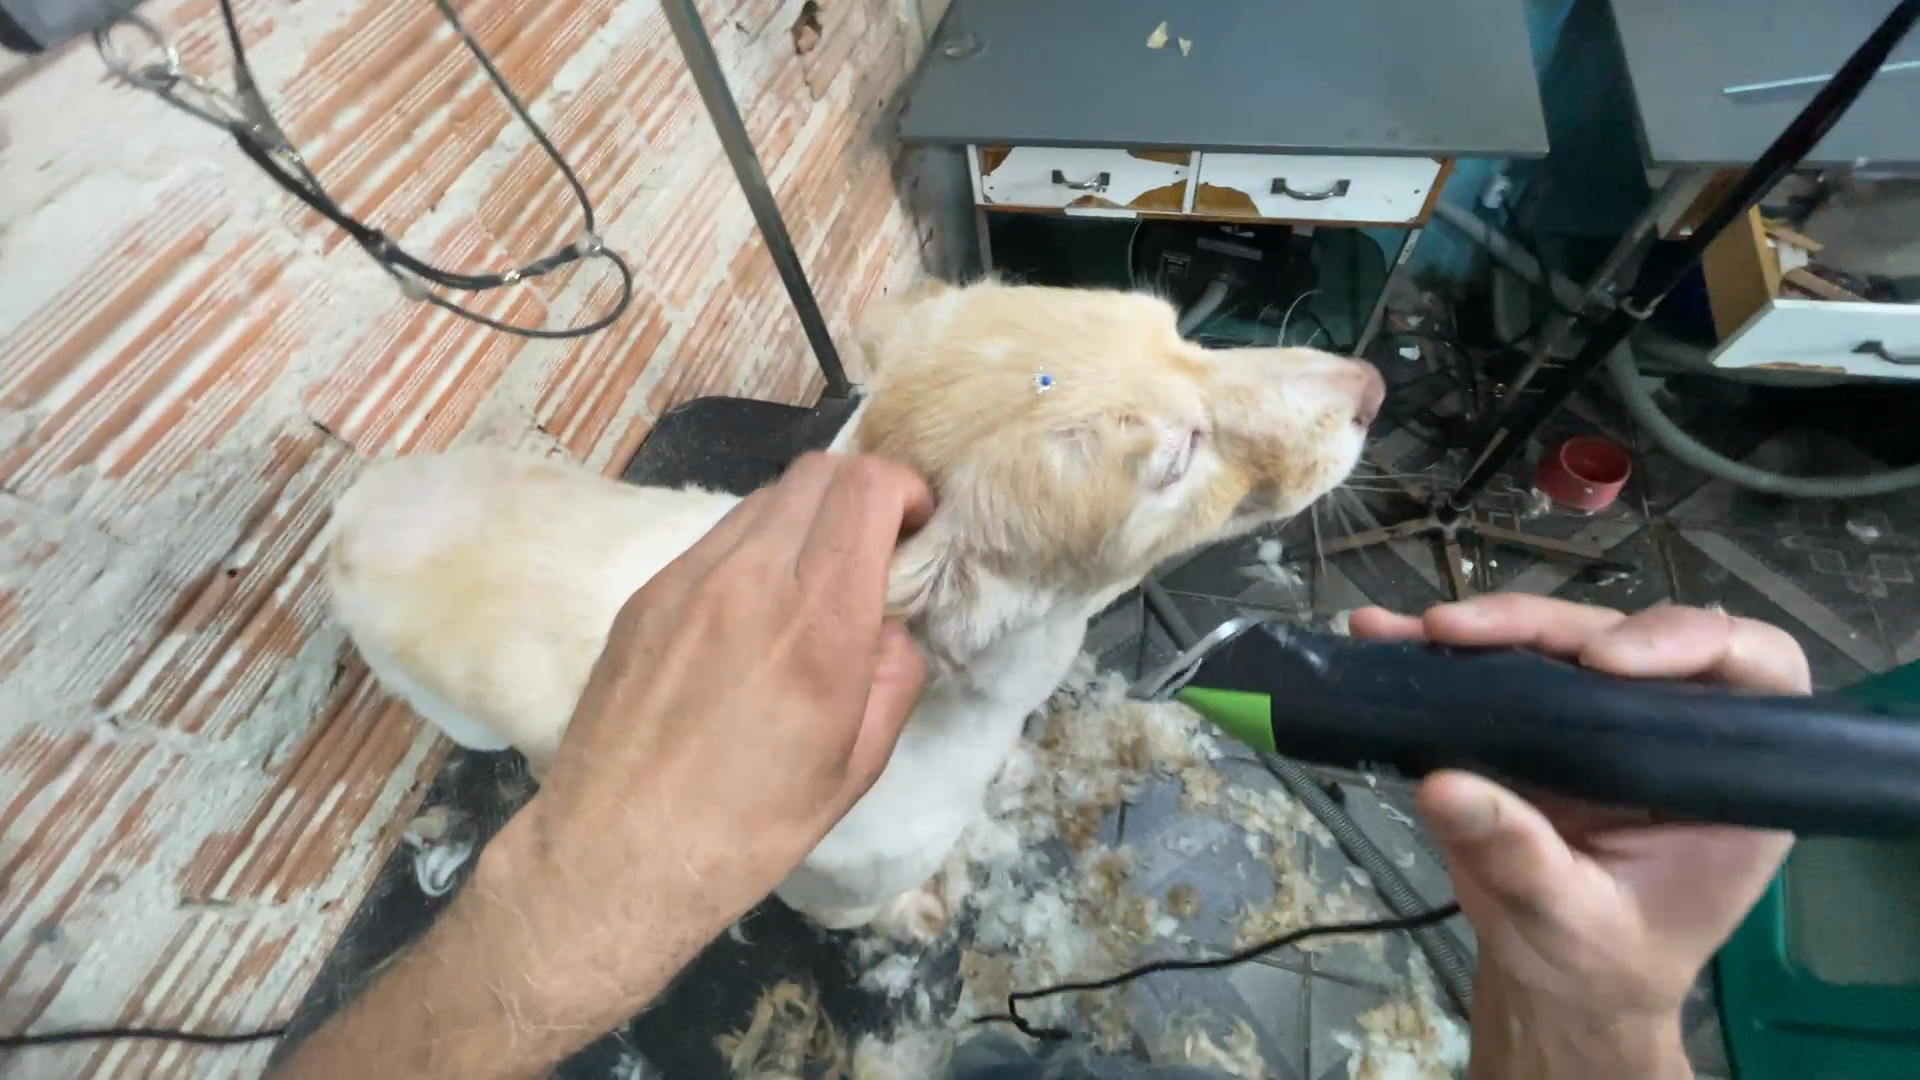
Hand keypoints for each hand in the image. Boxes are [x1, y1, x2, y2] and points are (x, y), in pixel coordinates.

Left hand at [278, 453, 931, 1079]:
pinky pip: (722, 535)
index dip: (904, 488)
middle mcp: (752, 577)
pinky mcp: (648, 590)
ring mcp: (688, 577)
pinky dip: (760, 545)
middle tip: (873, 545)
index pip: (866, 488)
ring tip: (812, 577)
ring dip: (811, 517)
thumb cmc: (753, 825)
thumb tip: (886, 622)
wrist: (612, 857)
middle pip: (820, 471)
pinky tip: (754, 606)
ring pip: (769, 496)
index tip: (915, 527)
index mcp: (819, 621)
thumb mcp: (860, 764)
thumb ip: (896, 672)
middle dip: (864, 491)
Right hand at [1352, 596, 1803, 1075]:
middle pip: (1609, 636)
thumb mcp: (1569, 918)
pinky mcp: (1514, 718)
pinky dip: (1425, 649)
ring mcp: (1578, 717)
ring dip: (1467, 627)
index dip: (1681, 644)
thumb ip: (1520, 858)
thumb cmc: (1593, 954)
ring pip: (1537, 639)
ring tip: (1397, 628)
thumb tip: (1446, 786)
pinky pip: (1477, 667)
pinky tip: (1379, 633)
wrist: (1547, 964)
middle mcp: (1652, 728)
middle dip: (1531, 624)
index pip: (1742, 672)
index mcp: (1715, 777)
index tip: (1600, 663)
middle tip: (1450, 630)